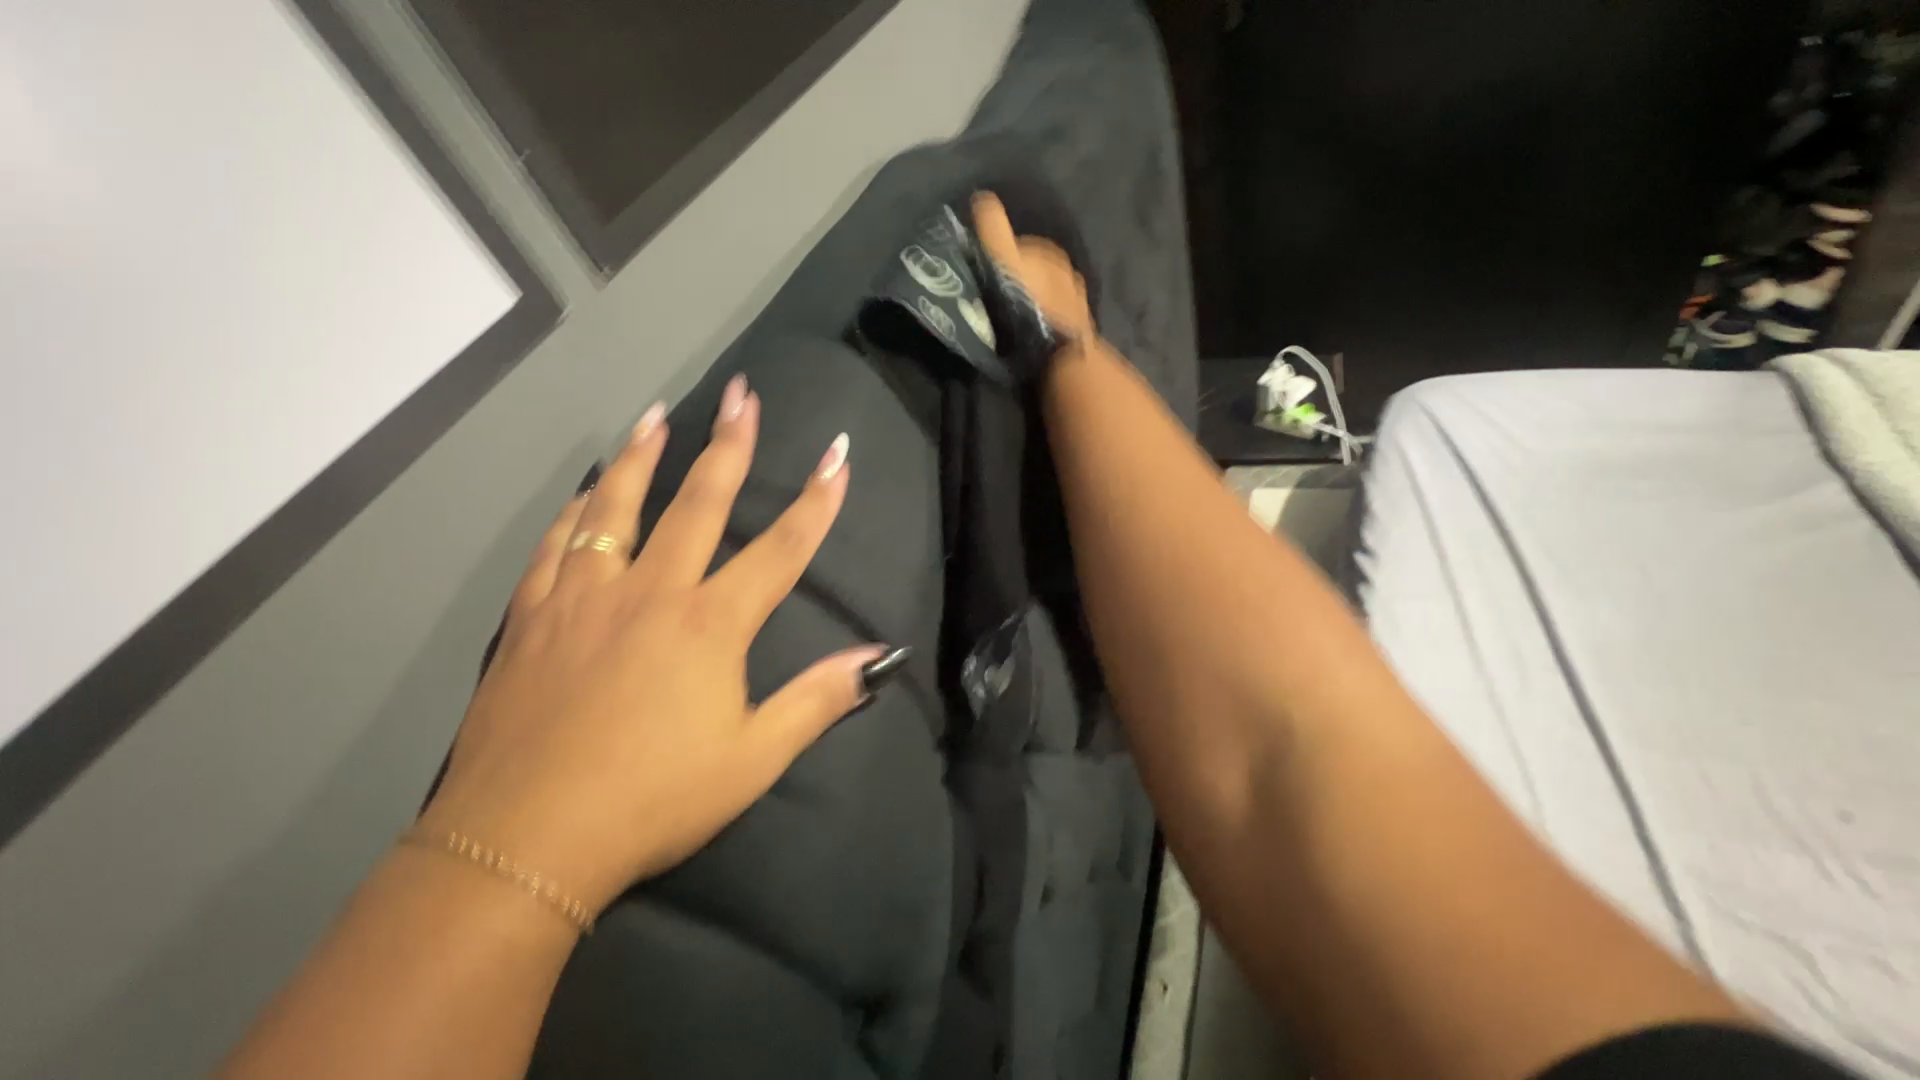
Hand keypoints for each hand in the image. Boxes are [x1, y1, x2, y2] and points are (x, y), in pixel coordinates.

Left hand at [419, 375, 894, 915]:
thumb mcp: (752, 760)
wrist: (527, 838)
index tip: (837, 453)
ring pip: (617, 507)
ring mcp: (584, 597)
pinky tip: (584, 493)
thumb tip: (877, 656)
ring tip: (656, 413)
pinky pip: (557, 545)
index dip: (817, 501)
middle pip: (699, 503)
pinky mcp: (533, 616)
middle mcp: (651, 591)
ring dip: (642, 456)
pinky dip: (576, 511)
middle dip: (728, 445)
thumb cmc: (654, 799)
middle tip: (742, 394)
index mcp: (710, 624)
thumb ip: (816, 700)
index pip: (781, 550)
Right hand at [972, 192, 1095, 343]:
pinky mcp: (1075, 327)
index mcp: (1049, 252)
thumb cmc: (1029, 303)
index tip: (985, 275)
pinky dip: (1040, 320)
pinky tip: (1029, 333)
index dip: (1000, 258)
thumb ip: (994, 230)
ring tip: (1010, 320)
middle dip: (1016, 281)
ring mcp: (1073, 300)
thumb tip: (981, 197)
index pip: (1019, 246)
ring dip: (1028, 302)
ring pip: (1042, 295)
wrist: (1060, 351)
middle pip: (1031, 271)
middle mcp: (1066, 271)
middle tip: (994, 301)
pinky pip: (1051, 317)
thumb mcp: (1005, 261)